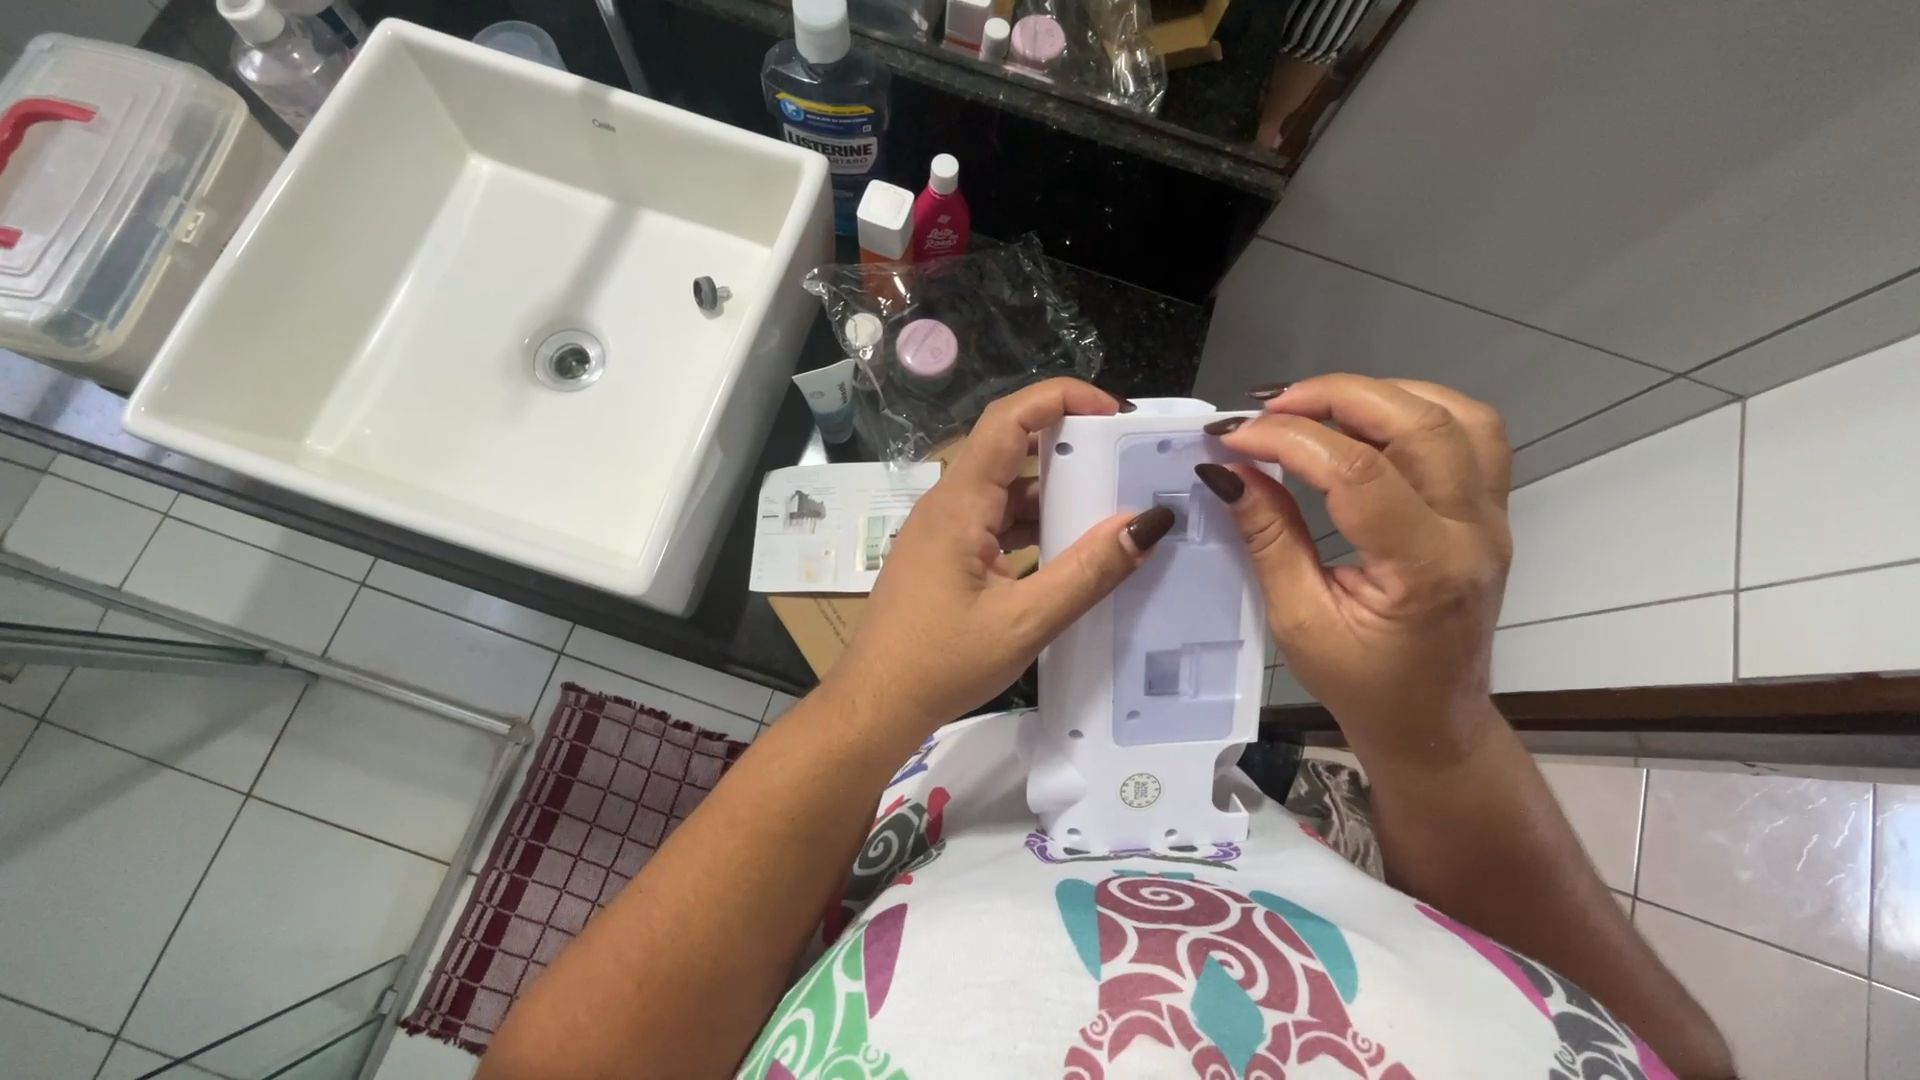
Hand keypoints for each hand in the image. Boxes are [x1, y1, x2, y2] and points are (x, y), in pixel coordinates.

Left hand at [823, 378, 1177, 736]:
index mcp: (959, 504)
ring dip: (1054, 490)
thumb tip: (1147, 522)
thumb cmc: (941, 663)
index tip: (1115, 413)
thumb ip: (1088, 571)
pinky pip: (997, 521)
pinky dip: (1035, 524)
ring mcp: (945, 530)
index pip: (1008, 420)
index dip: (1062, 398)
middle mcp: (948, 504)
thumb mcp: (1024, 621)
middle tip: (1126, 459)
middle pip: (1010, 448)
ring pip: (1005, 488)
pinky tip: (1071, 545)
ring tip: (1112, 500)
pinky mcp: (947, 555)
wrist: (877, 705)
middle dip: (1069, 444)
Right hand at [1195, 375, 1512, 769]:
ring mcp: (1491, 517)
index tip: (1231, 439)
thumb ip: (1269, 538)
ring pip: (1455, 415)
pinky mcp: (1489, 511)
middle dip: (1335, 396)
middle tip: (1269, 407)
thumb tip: (1229, 473)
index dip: (1288, 441)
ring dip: (1380, 395)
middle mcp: (1472, 531)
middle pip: (1418, 423)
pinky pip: (1470, 433)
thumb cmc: (1361, 685)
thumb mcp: (1298, 620)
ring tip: (1316, 407)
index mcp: (1424, 569)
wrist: (1431, 720)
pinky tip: (1368, 422)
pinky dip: (1415, 409)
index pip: (1357, 472)